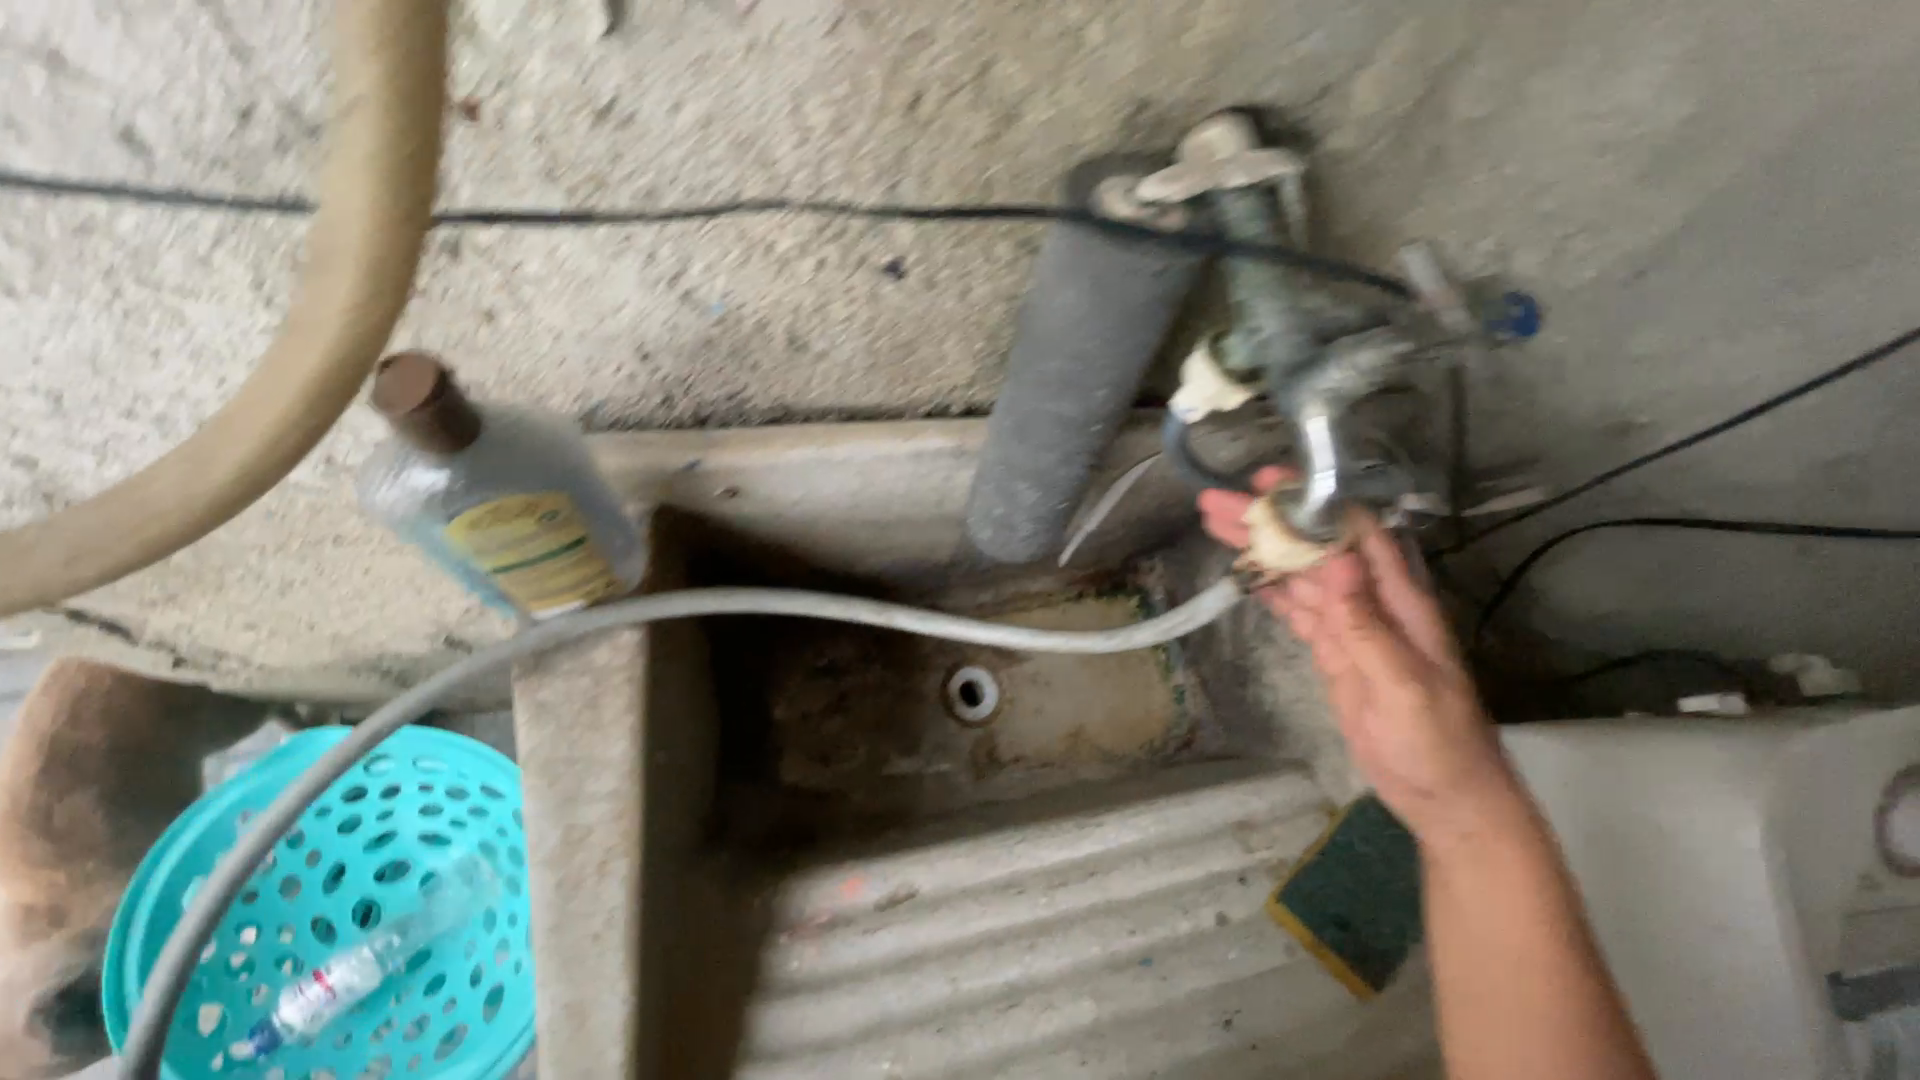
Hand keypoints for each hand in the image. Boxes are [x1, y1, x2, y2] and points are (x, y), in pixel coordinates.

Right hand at [1199, 468, 1525, 850]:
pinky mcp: (1334, 653)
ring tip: (1215, 526)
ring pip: (1299, 578)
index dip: (1315, 503)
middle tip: (1216, 503)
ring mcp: (1351, 628)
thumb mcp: (1403, 686)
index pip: (1355, 534)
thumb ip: (1368, 626)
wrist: (1445, 796)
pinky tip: (1243, 575)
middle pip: (1315, 551)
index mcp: (1400, 601)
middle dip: (1269, 523)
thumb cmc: (1437, 742)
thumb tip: (1339, 561)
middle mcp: (1373, 603)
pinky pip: (1297, 612)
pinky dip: (1270, 591)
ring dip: (1260, 552)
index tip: (1270, 483)